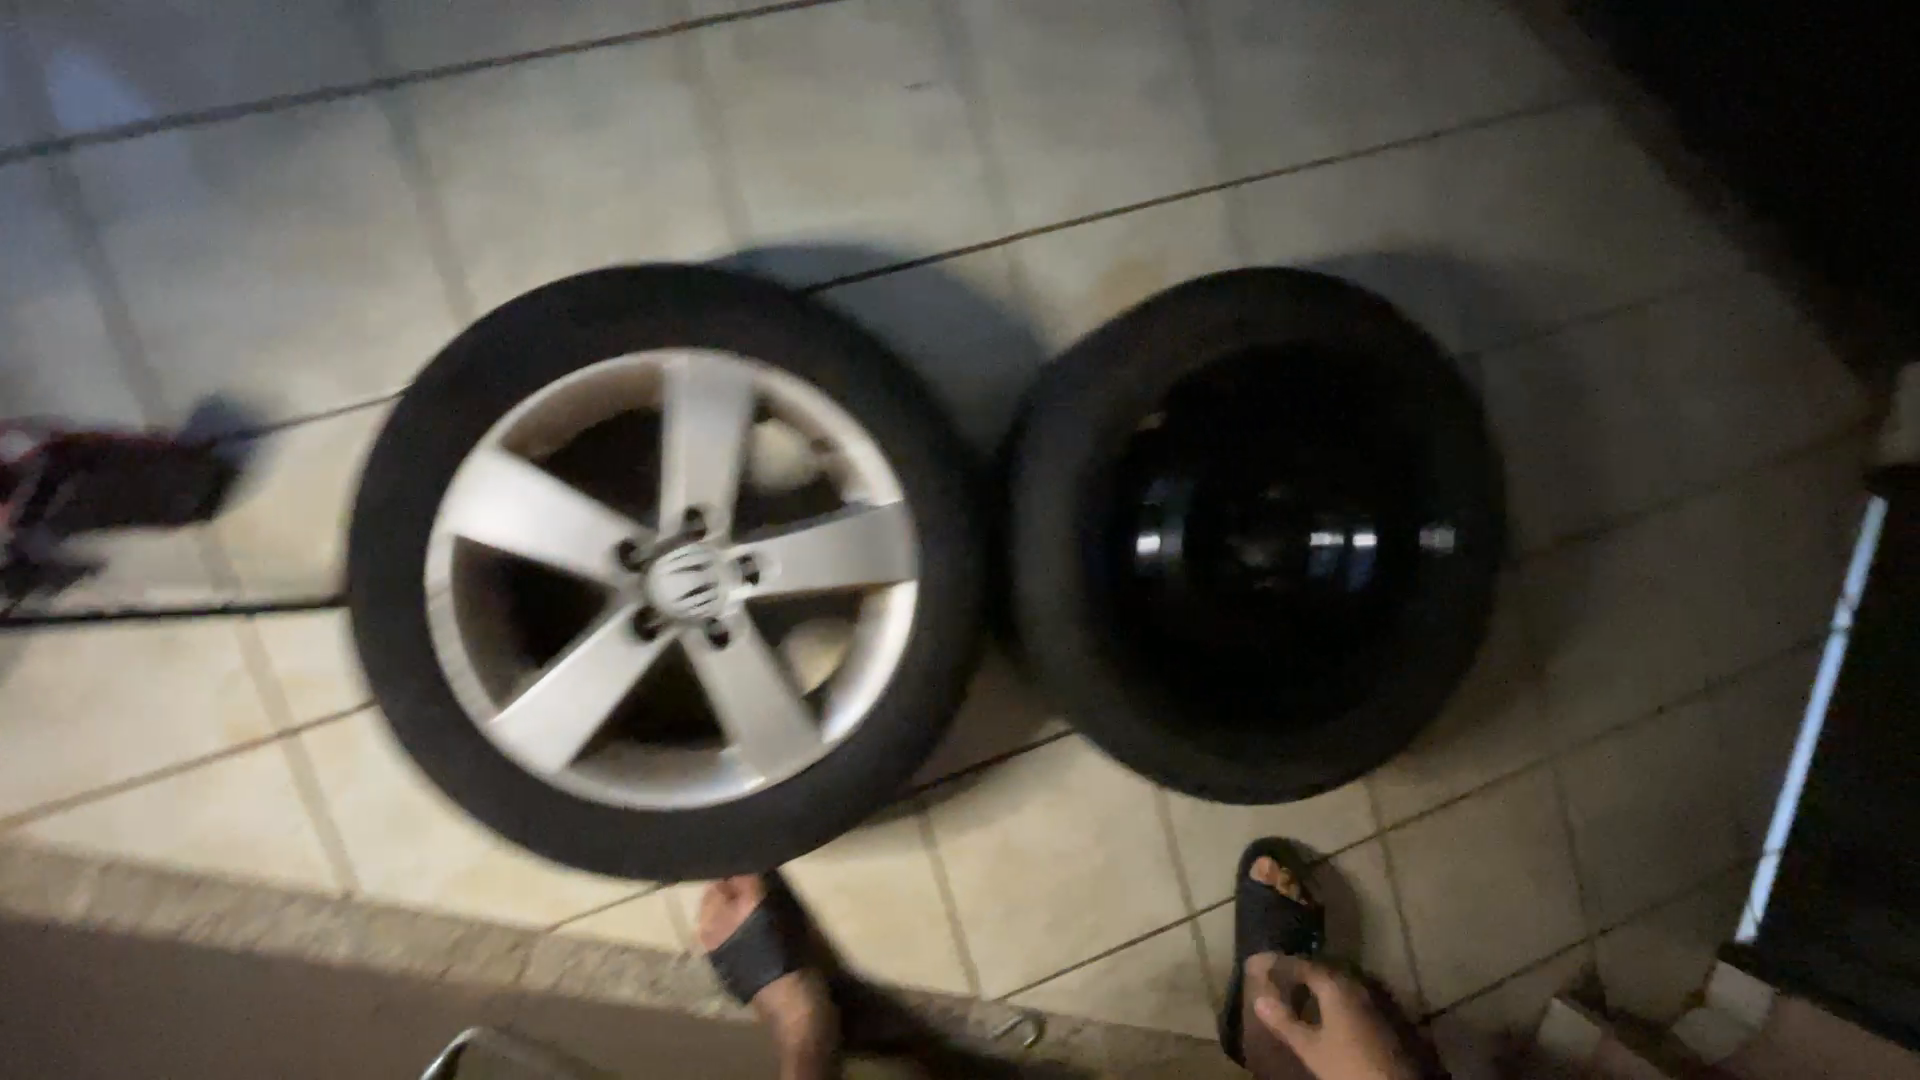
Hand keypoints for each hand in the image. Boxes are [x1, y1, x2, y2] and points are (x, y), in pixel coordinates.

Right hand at [1249, 953, 1419, 1079]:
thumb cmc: (1351, 1068)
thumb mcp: (1312, 1049)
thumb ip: (1285, 1022)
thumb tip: (1259, 1000)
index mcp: (1335, 985)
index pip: (1301, 964)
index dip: (1280, 964)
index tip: (1262, 965)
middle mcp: (1358, 983)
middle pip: (1324, 970)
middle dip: (1302, 974)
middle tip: (1284, 981)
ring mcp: (1379, 1000)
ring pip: (1344, 984)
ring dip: (1324, 987)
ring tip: (1307, 998)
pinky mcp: (1394, 1018)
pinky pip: (1360, 999)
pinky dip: (1343, 1001)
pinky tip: (1337, 1016)